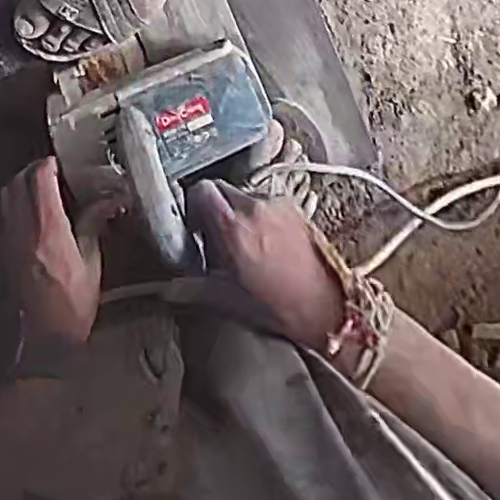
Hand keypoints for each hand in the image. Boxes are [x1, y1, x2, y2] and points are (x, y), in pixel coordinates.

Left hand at [0, 157, 117, 352]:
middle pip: (18, 181)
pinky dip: (16, 202)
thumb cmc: (71, 308)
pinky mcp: (2, 251)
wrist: (39, 344)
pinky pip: (6, 213)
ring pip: (7, 195)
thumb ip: (93, 226)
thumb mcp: (91, 265)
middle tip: (53, 171)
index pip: (39, 179)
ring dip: (22, 184)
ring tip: (43, 189)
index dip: (48, 164)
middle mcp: (22, 228)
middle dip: (33, 170)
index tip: (61, 163)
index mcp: (47, 229)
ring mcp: (8, 239)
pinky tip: (34, 214)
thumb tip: (109, 200)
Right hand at [188, 179, 344, 353]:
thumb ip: (192, 286)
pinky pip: (264, 203)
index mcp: (234, 227)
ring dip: (236, 212)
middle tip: (214, 236)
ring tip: (244, 245)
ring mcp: (277, 205)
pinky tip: (265, 244)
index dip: (192, 205)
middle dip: (213, 208)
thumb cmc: (283, 309)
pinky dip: (258, 216)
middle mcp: (255, 208)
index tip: (194, 225)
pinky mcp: (294, 209)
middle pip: (219, 188)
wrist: (332, 311)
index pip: (200, 190)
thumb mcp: (229, 298)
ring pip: (241, 195)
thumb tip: (167, 289)